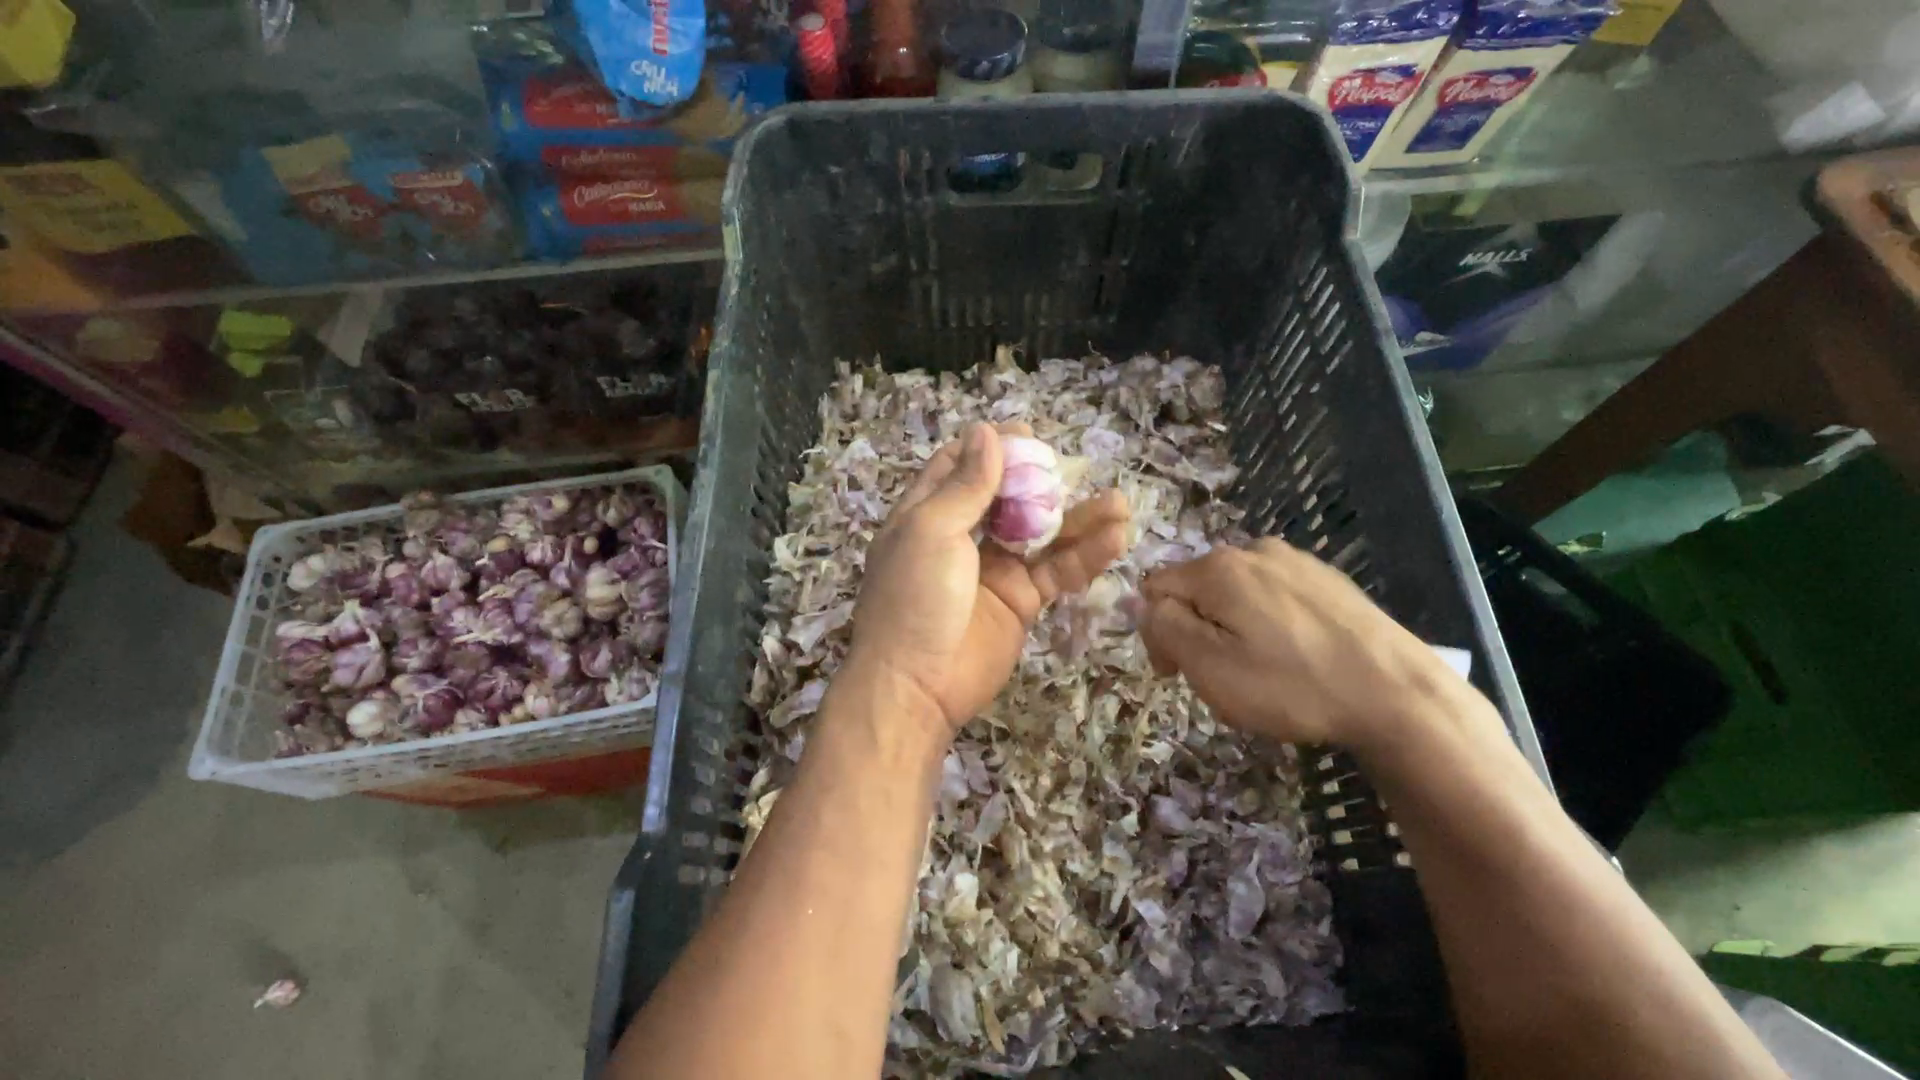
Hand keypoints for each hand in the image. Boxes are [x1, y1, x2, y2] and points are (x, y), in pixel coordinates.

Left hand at [849, 422, 1129, 737]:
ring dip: (1078, 518)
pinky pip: (1057, 571)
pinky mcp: (1021, 602)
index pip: (958, 468)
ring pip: (1042, 534)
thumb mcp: (933, 530)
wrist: (916, 687)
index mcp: (927, 514)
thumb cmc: (914, 598)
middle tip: (1072, 468)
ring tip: (1119, 502)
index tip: (1027, 436)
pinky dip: (1086, 556)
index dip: (991, 448)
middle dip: (1040, 481)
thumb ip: (966, 485)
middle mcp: (961, 537)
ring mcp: (994, 570)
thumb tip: (985, 432)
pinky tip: (1116, 538)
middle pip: (1007, 497)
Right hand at [1137, 538, 1466, 748]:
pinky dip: (1269, 624)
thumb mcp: (1211, 667)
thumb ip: (1164, 628)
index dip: (1157, 634)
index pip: (1155, 589)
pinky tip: (1297, 658)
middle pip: (1196, 588)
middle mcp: (1253, 550)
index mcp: (1218, 568)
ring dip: (1232, 628)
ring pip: (1236, 593)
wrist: (1396, 694)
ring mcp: (1296, 561)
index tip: (1179, 675)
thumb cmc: (1293, 686)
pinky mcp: (1328, 579)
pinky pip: (1274, 597)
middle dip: (1196, 630)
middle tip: (1224, 680)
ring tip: (1264, 672)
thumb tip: (1137, 601)